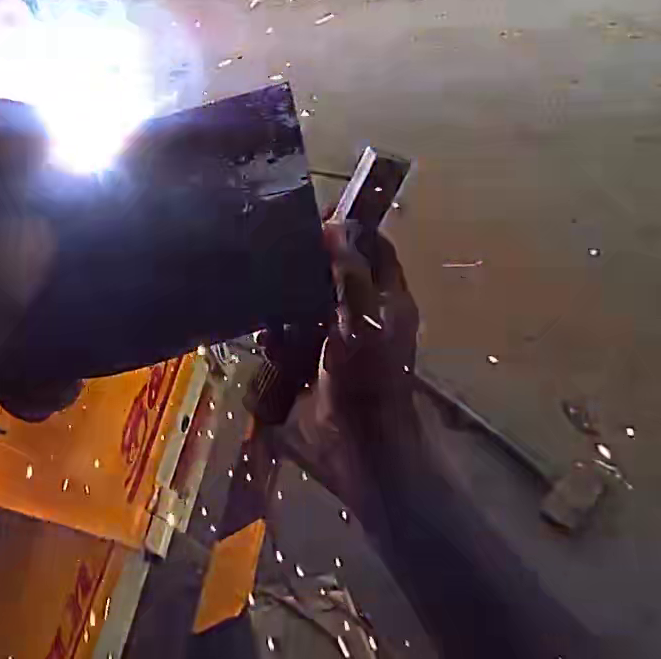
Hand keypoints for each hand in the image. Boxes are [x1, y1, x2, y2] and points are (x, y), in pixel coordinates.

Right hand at [281, 222, 422, 519]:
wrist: (358, 444)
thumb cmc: (368, 376)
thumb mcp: (362, 318)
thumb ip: (351, 273)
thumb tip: (335, 228)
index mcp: (390, 298)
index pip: (376, 247)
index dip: (352, 229)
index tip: (319, 216)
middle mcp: (369, 311)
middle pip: (341, 271)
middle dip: (313, 263)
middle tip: (283, 252)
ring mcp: (343, 336)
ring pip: (314, 300)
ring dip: (291, 299)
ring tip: (270, 297)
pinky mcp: (320, 358)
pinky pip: (298, 332)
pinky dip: (283, 332)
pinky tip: (269, 338)